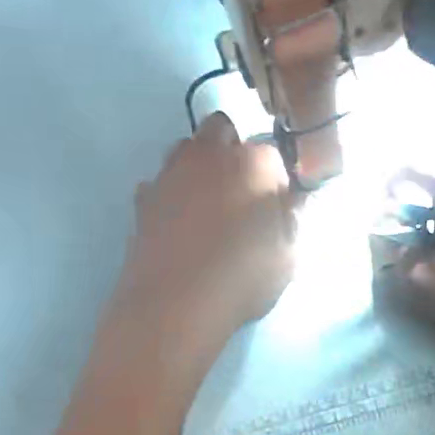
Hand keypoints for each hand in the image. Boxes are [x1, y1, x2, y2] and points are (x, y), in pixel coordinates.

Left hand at [113, 113, 295, 362]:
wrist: (176, 304)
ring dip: (200, 166)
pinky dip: (172, 194)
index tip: (280, 203)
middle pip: (222, 131)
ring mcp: (170, 174)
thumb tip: (291, 201)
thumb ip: (291, 220)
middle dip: (234, 151)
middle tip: (244, 193)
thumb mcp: (288, 256)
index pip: (273, 154)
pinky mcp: (142, 199)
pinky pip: (161, 183)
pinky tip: (180, 225)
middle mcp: (209, 156)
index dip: (278, 178)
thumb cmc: (245, 278)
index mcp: (254, 164)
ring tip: (210, 207)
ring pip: (186, 149)